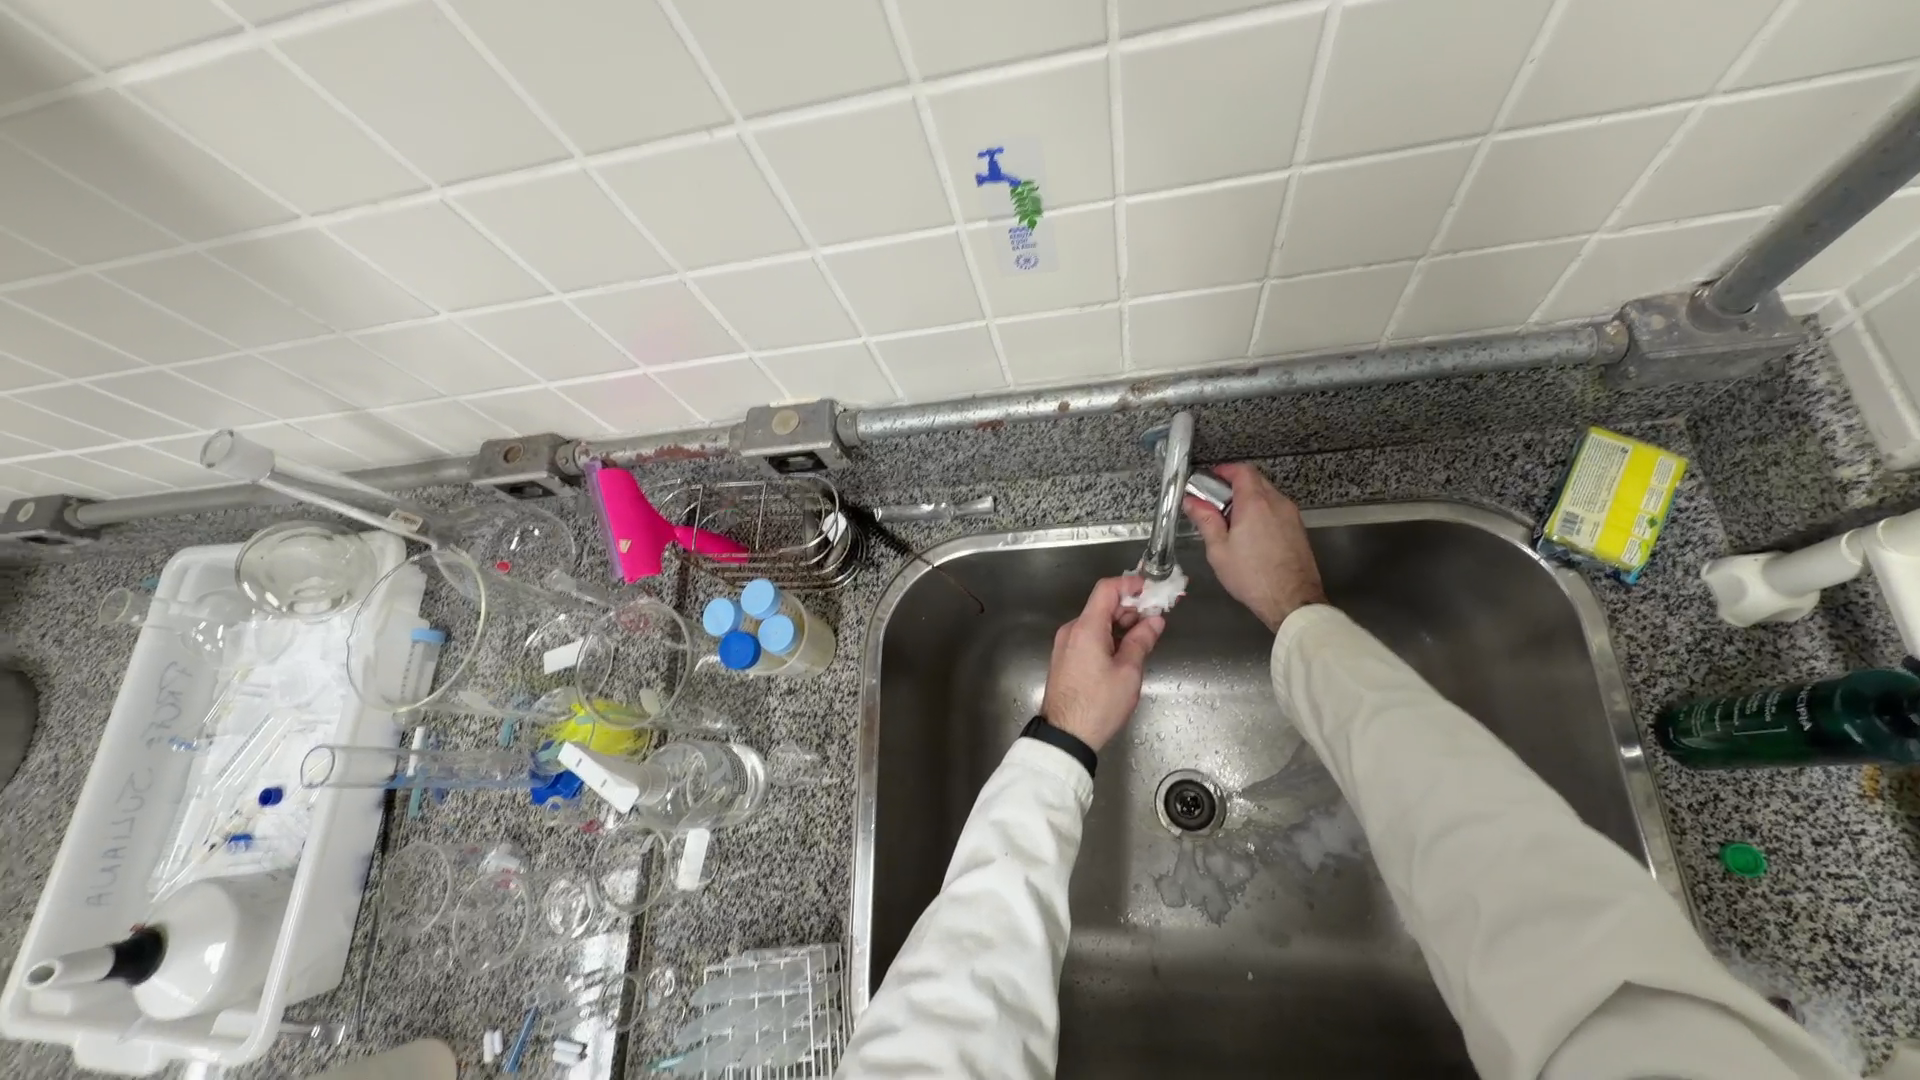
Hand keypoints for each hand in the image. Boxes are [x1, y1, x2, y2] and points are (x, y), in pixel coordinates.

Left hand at [1040, 577, 1166, 751]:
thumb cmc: (1098, 705)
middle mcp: (1072, 631)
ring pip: (1096, 622)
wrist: (1066, 735)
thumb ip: (1141, 641)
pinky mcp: (1065, 658)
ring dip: (1121, 624)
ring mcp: (1065, 645)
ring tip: (1145, 637)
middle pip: (1102, 605)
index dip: (1130, 584)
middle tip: (1156, 618)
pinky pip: (1089, 637)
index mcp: (1086, 628)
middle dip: (1130, 607)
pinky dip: (1109, 636)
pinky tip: (1126, 650)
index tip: (1151, 590)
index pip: (1107, 589)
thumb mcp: (1128, 672)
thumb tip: (1154, 621)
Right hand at [1182, 463, 1326, 631]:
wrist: (1292, 600)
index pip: (1242, 470)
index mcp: (1255, 503)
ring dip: (1248, 499)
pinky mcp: (1298, 529)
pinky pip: (1277, 510)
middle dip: (1234, 485)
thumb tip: (1192, 502)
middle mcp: (1277, 503)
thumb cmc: (1252, 577)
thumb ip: (1206, 520)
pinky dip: (1261, 512)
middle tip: (1215, 501)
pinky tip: (1250, 533)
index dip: (1224, 470)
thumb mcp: (1219, 550)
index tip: (1210, 479)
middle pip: (1255, 480)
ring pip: (1267, 495)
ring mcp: (1291, 515)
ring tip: (1230, 521)